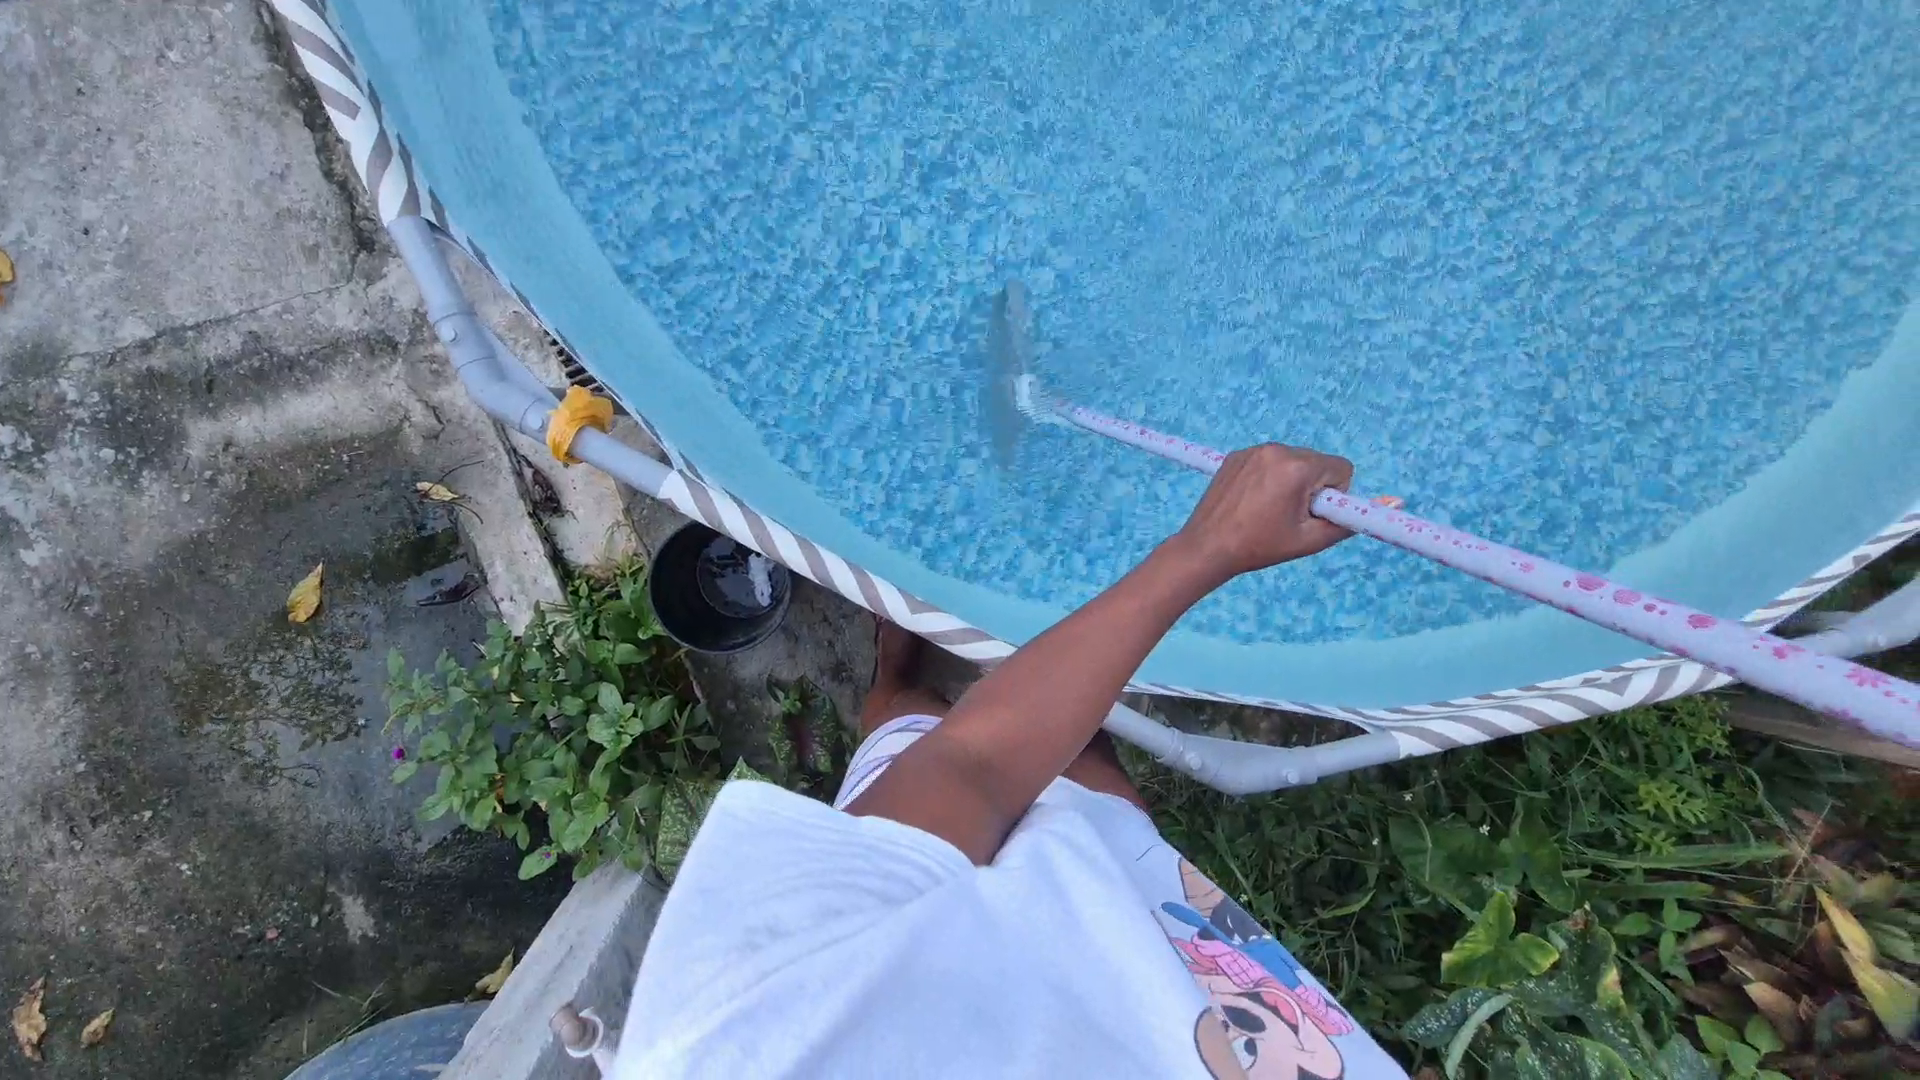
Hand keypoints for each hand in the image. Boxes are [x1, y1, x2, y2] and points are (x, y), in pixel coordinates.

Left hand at [1172, 443, 1354, 579]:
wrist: (1207, 547)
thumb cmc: (1259, 546)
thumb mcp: (1311, 539)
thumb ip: (1351, 519)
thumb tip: (1394, 501)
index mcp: (1296, 467)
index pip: (1341, 468)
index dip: (1332, 495)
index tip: (1308, 514)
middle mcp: (1276, 449)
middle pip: (1317, 462)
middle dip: (1311, 486)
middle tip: (1286, 515)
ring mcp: (1252, 450)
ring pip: (1293, 461)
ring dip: (1290, 481)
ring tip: (1267, 509)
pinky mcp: (1235, 455)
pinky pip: (1268, 461)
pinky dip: (1268, 476)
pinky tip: (1252, 500)